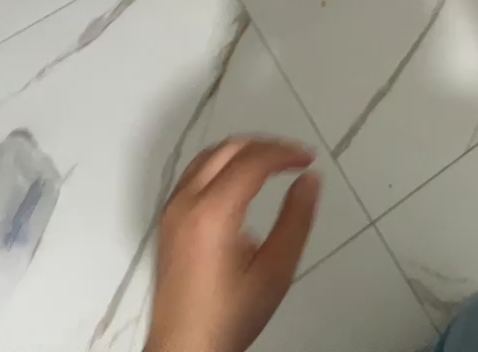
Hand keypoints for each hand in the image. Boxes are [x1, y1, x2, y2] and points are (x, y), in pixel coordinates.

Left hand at [146, 136, 321, 351]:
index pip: (253, 160)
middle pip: (229, 148)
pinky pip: (195, 170)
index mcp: (212, 213)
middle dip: (266, 146)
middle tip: (293, 158)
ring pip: (209, 154)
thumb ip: (296, 220)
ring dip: (243, 151)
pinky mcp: (168, 218)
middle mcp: (186, 202)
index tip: (308, 158)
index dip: (285, 152)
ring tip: (272, 163)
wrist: (184, 350)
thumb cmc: (228, 318)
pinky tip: (240, 179)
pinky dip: (222, 163)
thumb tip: (309, 180)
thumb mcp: (274, 273)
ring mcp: (172, 208)